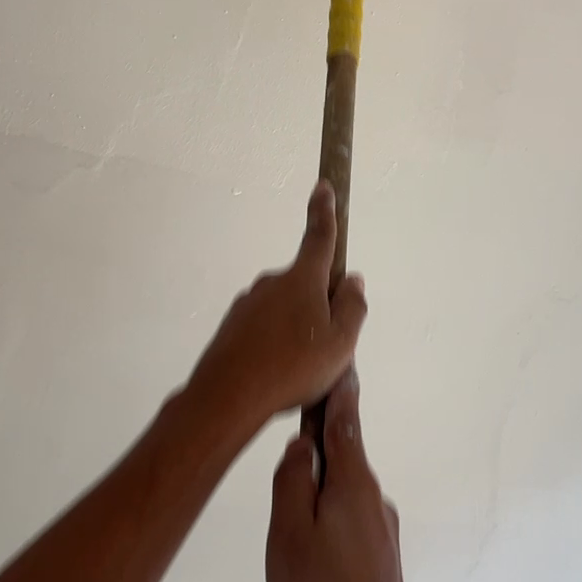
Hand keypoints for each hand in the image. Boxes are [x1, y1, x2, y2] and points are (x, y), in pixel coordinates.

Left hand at [186, 181, 367, 425]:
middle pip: (305, 284)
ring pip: (284, 310)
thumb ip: (352, 309)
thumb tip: (352, 280)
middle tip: (327, 348)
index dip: (324, 212)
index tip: (323, 187)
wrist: (229, 395)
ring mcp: (248, 303)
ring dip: (296, 330)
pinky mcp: (232, 326)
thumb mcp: (342, 343)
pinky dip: (275, 344)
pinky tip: (277, 373)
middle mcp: (272, 283)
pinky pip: (264, 329)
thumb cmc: (294, 366)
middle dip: (319, 305)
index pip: (319, 237)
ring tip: (301, 370)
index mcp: (303, 279)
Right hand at [266, 379, 430, 581]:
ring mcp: (384, 536)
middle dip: (312, 468)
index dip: (340, 393)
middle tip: (283, 500)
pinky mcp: (383, 565)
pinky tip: (311, 579)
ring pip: (340, 504)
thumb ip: (292, 481)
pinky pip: (349, 533)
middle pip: (340, 466)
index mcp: (353, 486)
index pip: (346, 423)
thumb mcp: (287, 533)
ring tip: (291, 558)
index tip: (343, 366)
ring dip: (315, 512)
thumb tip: (302, 445)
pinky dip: (327, 537)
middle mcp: (376, 504)